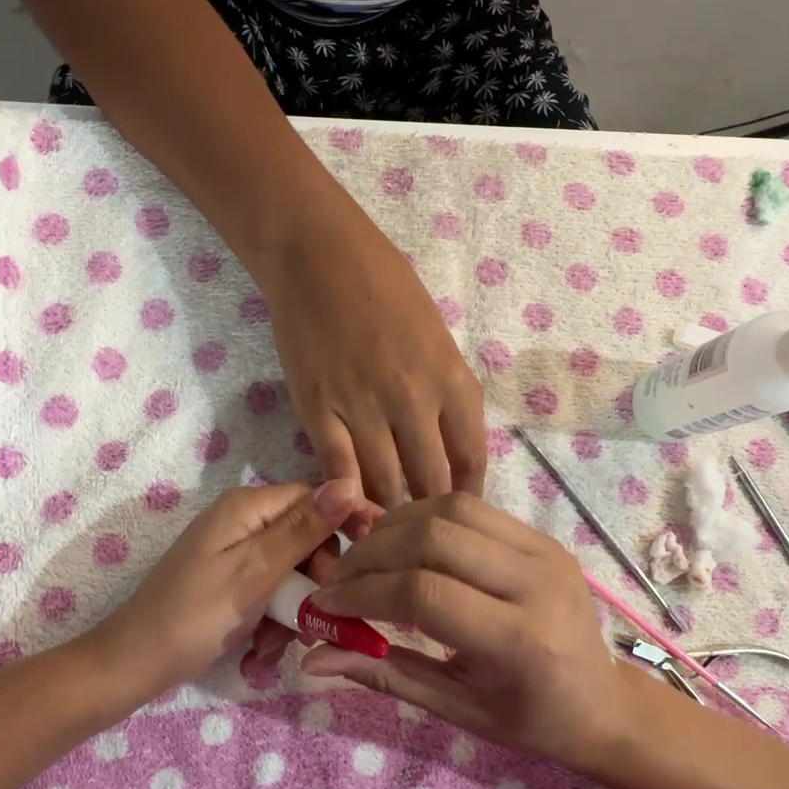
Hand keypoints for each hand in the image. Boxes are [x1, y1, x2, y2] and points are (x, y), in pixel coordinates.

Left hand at [95, 479, 360, 696]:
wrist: (136, 663)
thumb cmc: (197, 614)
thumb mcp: (257, 571)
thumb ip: (304, 529)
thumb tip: (348, 482)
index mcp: (248, 507)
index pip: (316, 498)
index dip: (346, 525)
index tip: (373, 560)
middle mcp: (242, 523)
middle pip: (307, 541)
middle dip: (314, 585)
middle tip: (315, 620)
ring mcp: (234, 555)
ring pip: (291, 575)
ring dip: (291, 614)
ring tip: (273, 648)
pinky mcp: (229, 585)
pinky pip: (268, 596)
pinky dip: (270, 625)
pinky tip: (258, 654)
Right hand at [261, 207, 486, 507]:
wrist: (318, 255)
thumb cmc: (384, 284)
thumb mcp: (436, 336)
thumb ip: (445, 391)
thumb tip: (444, 444)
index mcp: (452, 378)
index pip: (471, 460)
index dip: (468, 496)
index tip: (458, 513)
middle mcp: (415, 400)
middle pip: (429, 482)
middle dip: (427, 513)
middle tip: (419, 534)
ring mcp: (364, 408)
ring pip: (383, 485)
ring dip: (386, 513)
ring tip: (385, 529)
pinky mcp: (318, 411)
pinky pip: (337, 470)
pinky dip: (345, 497)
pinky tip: (347, 510)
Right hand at [299, 493, 633, 767]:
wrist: (604, 703)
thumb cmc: (529, 720)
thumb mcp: (455, 707)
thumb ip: (384, 674)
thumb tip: (312, 658)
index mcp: (520, 639)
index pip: (424, 594)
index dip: (364, 593)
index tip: (326, 606)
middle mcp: (536, 582)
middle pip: (433, 539)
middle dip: (371, 555)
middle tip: (340, 580)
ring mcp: (544, 550)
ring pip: (450, 510)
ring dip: (394, 528)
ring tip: (365, 559)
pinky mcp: (541, 535)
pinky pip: (470, 508)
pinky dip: (423, 518)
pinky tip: (402, 545)